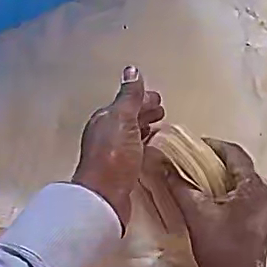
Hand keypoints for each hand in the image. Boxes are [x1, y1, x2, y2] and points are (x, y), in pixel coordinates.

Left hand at [71, 67, 164, 230]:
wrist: (104, 197)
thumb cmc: (114, 155)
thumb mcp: (123, 119)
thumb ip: (129, 97)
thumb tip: (131, 70)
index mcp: (104, 119)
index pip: (126, 103)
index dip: (142, 99)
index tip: (159, 99)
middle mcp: (105, 134)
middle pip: (127, 118)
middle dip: (144, 112)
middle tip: (162, 111)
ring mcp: (111, 153)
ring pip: (130, 134)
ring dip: (144, 128)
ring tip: (160, 127)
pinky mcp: (118, 170)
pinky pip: (133, 150)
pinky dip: (143, 144)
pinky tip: (150, 148)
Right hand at [159, 139, 266, 266]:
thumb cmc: (219, 248)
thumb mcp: (196, 213)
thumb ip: (179, 185)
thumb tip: (162, 164)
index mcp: (256, 186)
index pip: (234, 153)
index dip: (211, 146)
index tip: (192, 146)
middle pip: (240, 167)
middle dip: (215, 162)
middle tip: (191, 162)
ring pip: (244, 181)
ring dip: (223, 177)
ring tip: (199, 179)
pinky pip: (248, 194)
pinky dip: (230, 191)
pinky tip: (212, 197)